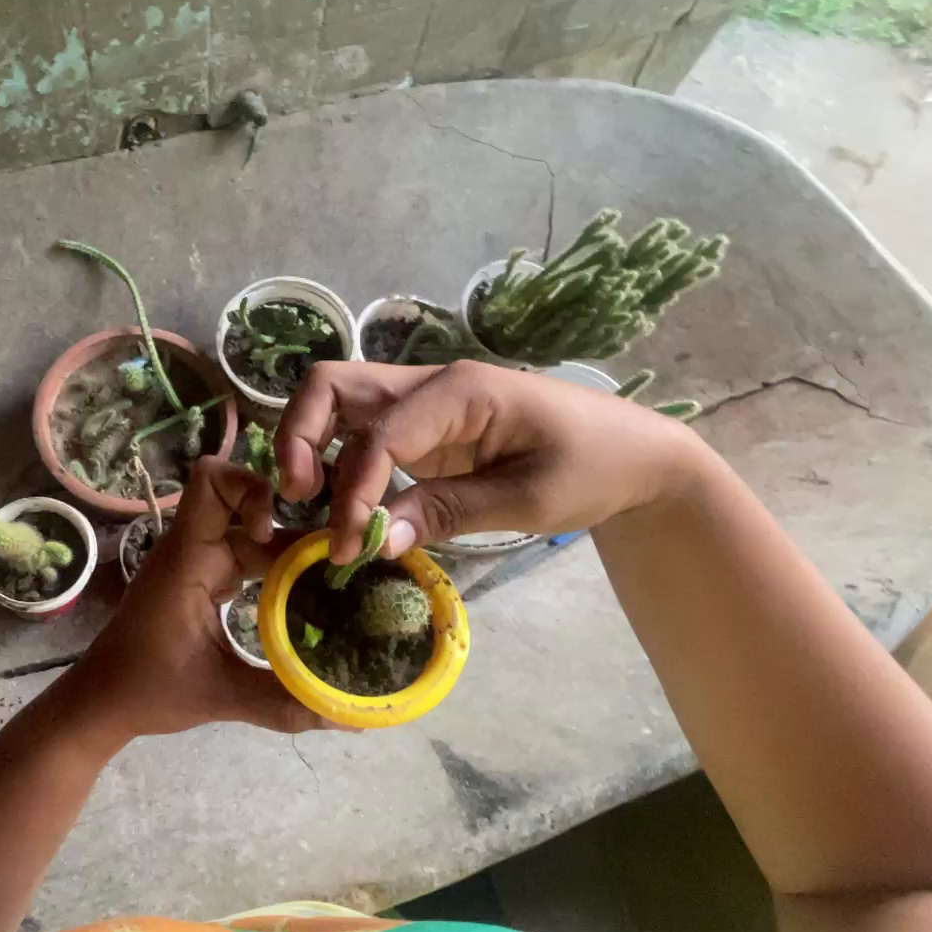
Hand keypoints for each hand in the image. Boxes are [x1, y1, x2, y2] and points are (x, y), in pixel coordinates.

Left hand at [58, 456, 337, 738]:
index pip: (213, 481)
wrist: (102, 700)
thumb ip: (285, 704)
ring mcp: (198, 563)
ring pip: (253, 537)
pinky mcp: (201, 580)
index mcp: (189, 558)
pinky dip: (275, 570)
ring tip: (337, 580)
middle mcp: (194, 549)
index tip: (278, 533)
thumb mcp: (220, 696)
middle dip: (296, 531)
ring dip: (290, 553)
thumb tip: (352, 717)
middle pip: (251, 513)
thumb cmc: (147, 689)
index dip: (252, 489)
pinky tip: (306, 596)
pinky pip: (245, 559)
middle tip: (346, 561)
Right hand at [275, 361, 708, 562]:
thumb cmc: (594, 467)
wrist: (634, 453)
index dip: (354, 491)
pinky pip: (360, 431)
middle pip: (332, 384)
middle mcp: (429, 384)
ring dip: (308, 443)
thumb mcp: (528, 499)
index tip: (351, 546)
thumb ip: (448, 512)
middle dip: (299, 435)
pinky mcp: (421, 426)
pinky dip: (336, 459)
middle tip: (297, 494)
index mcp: (460, 390)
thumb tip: (377, 542)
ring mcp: (422, 402)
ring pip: (336, 400)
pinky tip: (341, 501)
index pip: (379, 435)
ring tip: (308, 499)